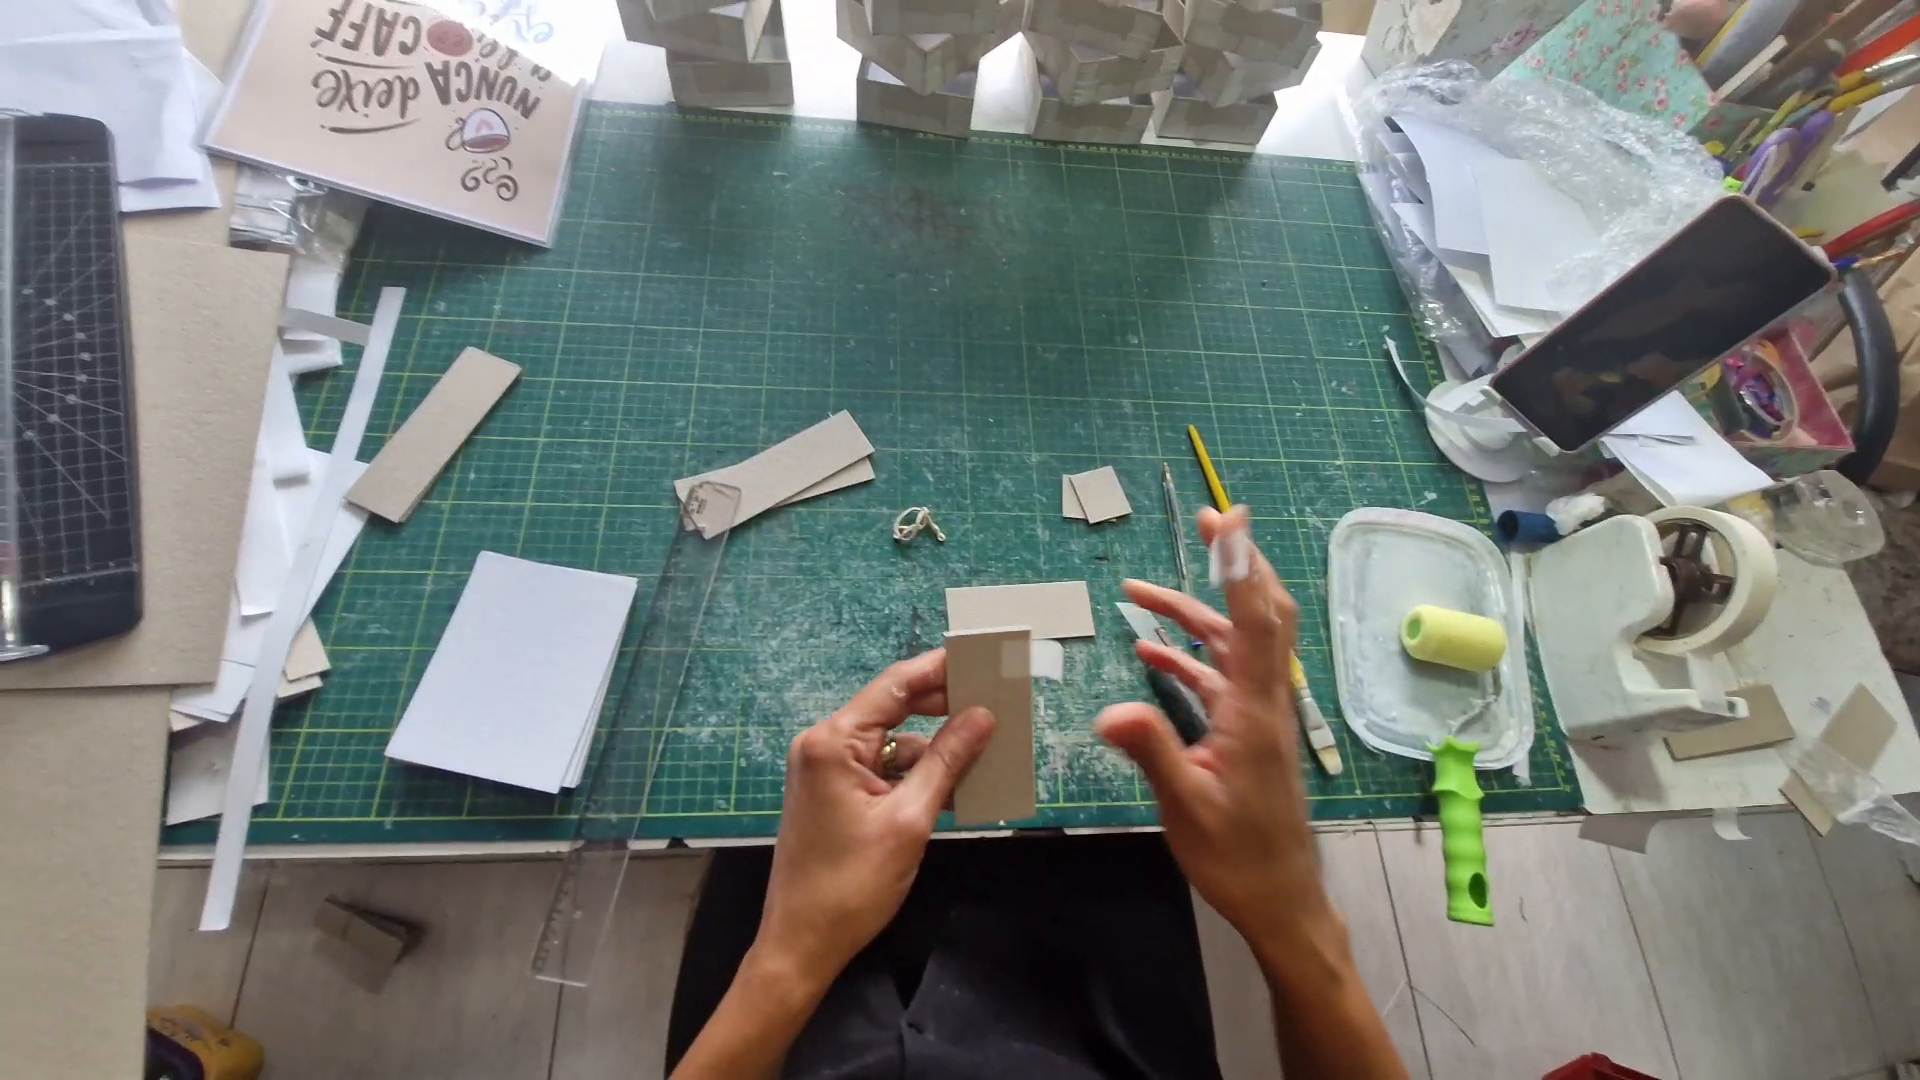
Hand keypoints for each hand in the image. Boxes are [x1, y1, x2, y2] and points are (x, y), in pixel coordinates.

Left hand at [755, 650, 995, 990]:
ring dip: (931, 750)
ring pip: (891, 742)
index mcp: (834, 741)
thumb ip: (947, 761)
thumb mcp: (910, 820)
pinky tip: (951, 787)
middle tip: (990, 702)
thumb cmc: (852, 885)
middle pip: (892, 709)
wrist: (801, 946)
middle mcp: (824, 743)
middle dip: (941, 708)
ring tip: (981, 752)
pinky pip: (881, 768)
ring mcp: (825, 768)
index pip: (894, 686)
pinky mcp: (833, 791)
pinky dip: (913, 775)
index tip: (977, 657)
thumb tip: (983, 716)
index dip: (938, 668)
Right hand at [1095, 506, 1330, 951]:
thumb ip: (1153, 752)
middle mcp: (1262, 698)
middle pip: (1262, 613)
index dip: (1242, 565)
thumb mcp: (1187, 805)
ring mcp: (1255, 711)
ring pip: (1232, 641)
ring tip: (1139, 590)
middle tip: (1210, 524)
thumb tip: (1110, 710)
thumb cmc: (1236, 854)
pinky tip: (1149, 651)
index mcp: (1253, 708)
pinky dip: (1186, 655)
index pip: (1255, 619)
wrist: (1279, 897)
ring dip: (1192, 611)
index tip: (1229, 520)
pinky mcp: (1244, 727)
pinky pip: (1217, 675)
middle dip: (1237, 564)